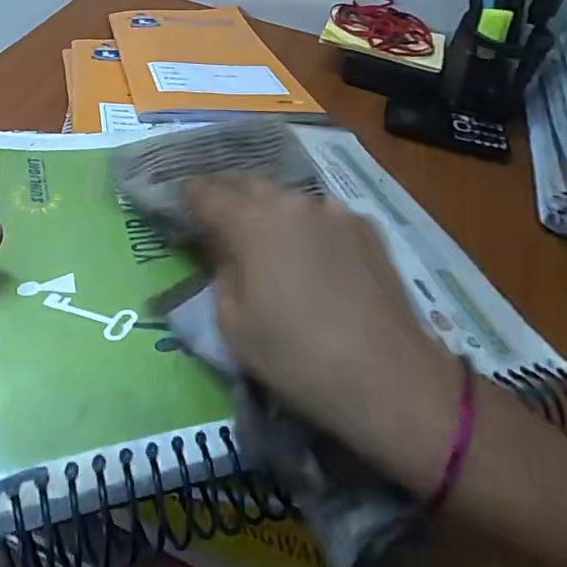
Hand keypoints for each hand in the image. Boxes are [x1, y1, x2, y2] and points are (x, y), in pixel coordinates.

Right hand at [186, 178, 464, 490]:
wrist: (391, 380)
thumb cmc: (296, 355)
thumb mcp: (232, 321)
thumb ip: (220, 270)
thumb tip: (225, 249)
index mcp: (253, 220)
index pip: (205, 192)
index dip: (185, 197)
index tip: (175, 206)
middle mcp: (293, 201)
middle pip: (246, 185)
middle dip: (223, 196)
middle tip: (211, 218)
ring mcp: (335, 211)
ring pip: (285, 198)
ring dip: (264, 210)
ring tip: (259, 236)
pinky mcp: (366, 227)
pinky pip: (318, 216)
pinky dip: (300, 225)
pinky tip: (304, 253)